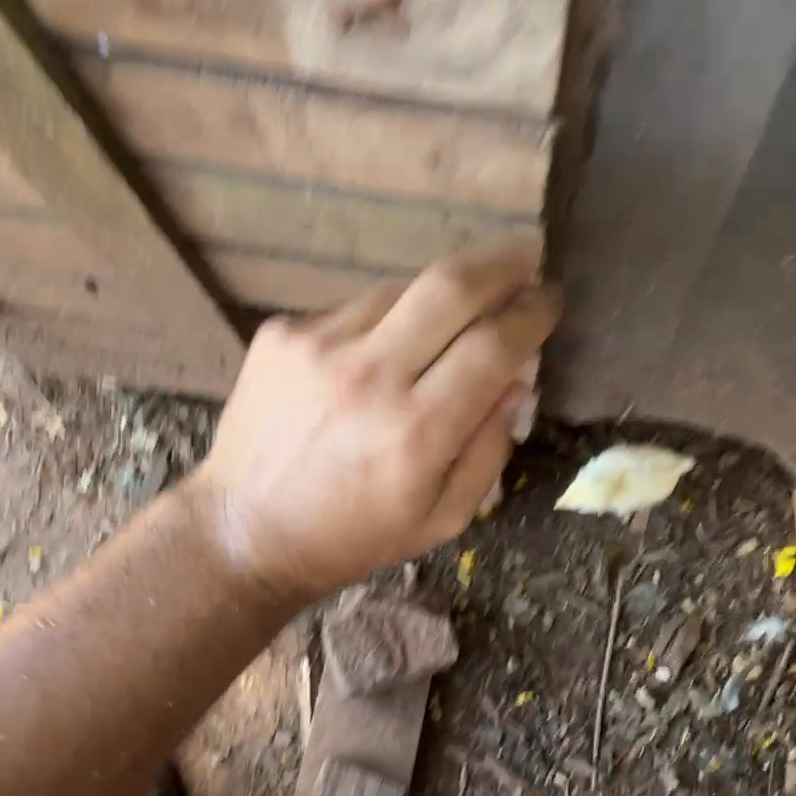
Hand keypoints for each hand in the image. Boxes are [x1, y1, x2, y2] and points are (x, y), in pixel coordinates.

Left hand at [192, 240, 559, 600]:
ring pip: (403, 289)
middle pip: (452, 285)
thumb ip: (490, 448)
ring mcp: (319, 346)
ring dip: (440, 296)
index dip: (533, 314)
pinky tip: (380, 355)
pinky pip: (355, 308)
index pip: (495, 345)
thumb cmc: (355, 535)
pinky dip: (385, 322)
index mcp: (418, 431)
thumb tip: (517, 380)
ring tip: (449, 322)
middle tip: (526, 259)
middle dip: (502, 263)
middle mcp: (369, 376)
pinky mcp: (282, 333)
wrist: (246, 530)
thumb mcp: (443, 518)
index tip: (549, 300)